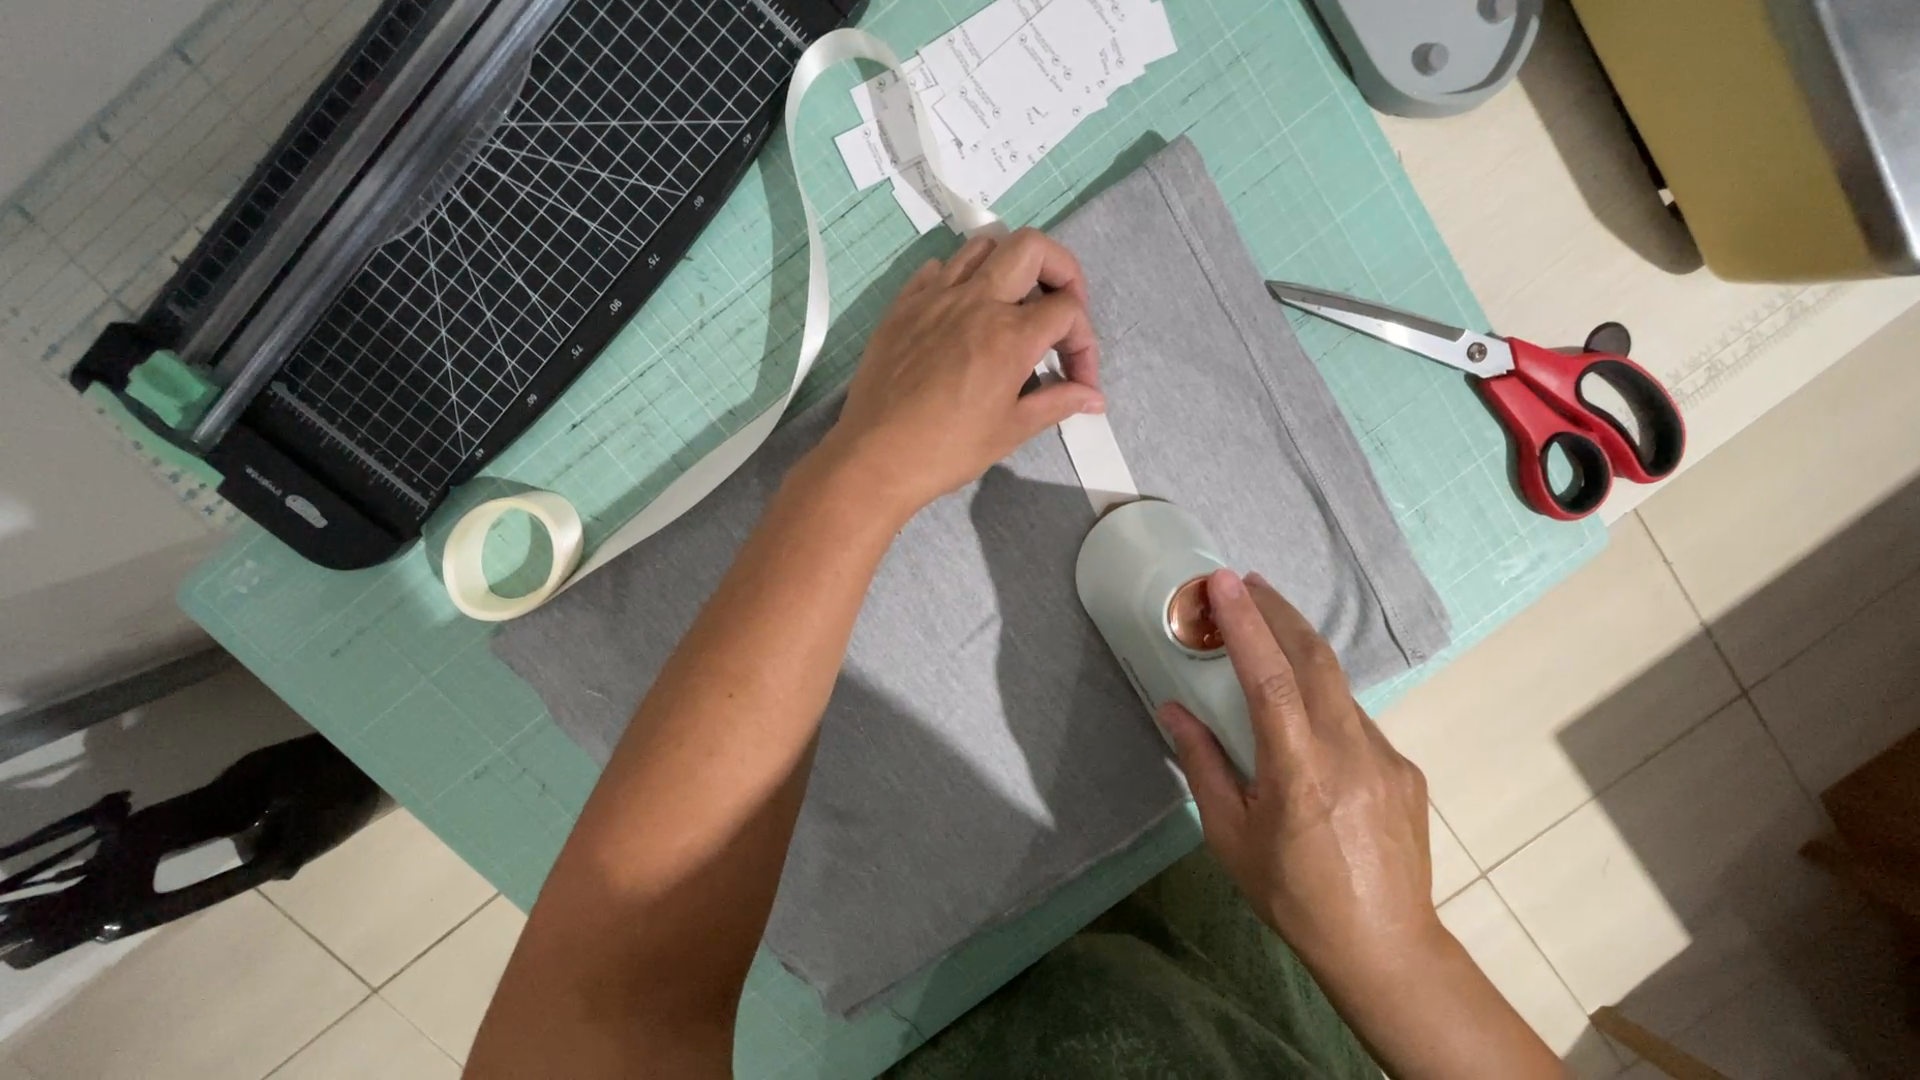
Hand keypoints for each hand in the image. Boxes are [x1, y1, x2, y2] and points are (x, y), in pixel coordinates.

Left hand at [815, 227, 1103, 519]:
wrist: (876, 457)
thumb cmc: (948, 450)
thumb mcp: (1011, 430)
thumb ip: (1057, 403)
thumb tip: (1093, 398)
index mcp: (1010, 335)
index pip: (1068, 309)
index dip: (1084, 342)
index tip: (1078, 378)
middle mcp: (976, 301)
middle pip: (1032, 247)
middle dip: (1060, 270)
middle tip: (1059, 307)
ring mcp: (935, 297)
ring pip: (983, 245)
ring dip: (1010, 264)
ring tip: (1013, 303)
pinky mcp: (903, 305)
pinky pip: (938, 268)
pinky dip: (961, 278)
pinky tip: (963, 312)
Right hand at [1158, 570, 1443, 988]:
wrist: (1385, 947)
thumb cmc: (1292, 894)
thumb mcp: (1229, 834)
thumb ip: (1202, 763)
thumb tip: (1173, 710)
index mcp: (1300, 768)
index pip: (1269, 676)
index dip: (1245, 623)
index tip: (1224, 582)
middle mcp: (1349, 749)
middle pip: (1314, 657)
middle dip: (1278, 611)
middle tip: (1245, 583)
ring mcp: (1384, 755)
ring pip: (1336, 686)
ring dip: (1299, 652)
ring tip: (1266, 640)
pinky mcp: (1404, 769)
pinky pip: (1354, 719)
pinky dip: (1322, 700)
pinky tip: (1304, 722)